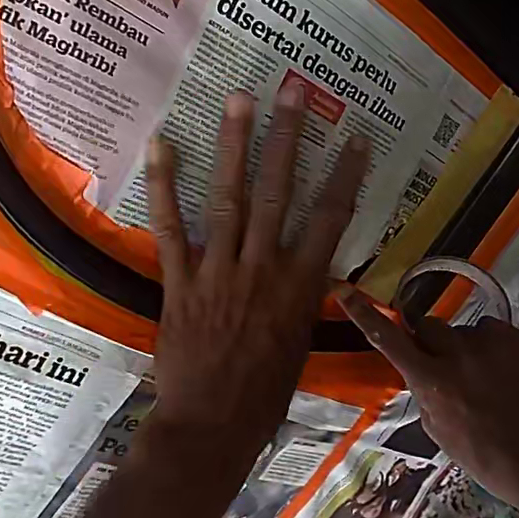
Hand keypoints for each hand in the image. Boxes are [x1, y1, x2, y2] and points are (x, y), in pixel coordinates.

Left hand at [143, 85, 369, 465]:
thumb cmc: (264, 395)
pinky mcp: (179, 280)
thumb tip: (315, 270)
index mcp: (300, 289)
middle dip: (288, 139)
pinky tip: (162, 146)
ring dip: (235, 146)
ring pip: (231, 198)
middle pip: (280, 193)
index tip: (356, 138)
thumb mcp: (300, 346)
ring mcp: (219, 271)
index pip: (331, 221)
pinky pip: (171, 227)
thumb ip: (305, 300)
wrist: (212, 425)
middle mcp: (263, 269)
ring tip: (240, 100)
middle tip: (294, 92)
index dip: (346, 176)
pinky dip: (164, 186)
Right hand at [335, 293, 518, 503]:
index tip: (345, 289)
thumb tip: (421, 370)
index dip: (363, 313)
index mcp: (432, 381)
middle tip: (449, 368)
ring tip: (491, 381)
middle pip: (429, 326)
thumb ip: (425, 392)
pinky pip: (495, 333)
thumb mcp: (439, 430)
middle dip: (432, 341)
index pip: (388, 339)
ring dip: (469, 349)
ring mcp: (491, 344)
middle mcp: (457, 355)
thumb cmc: (488, 457)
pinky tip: (510, 376)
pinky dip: (497, 349)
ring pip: (465, 331)